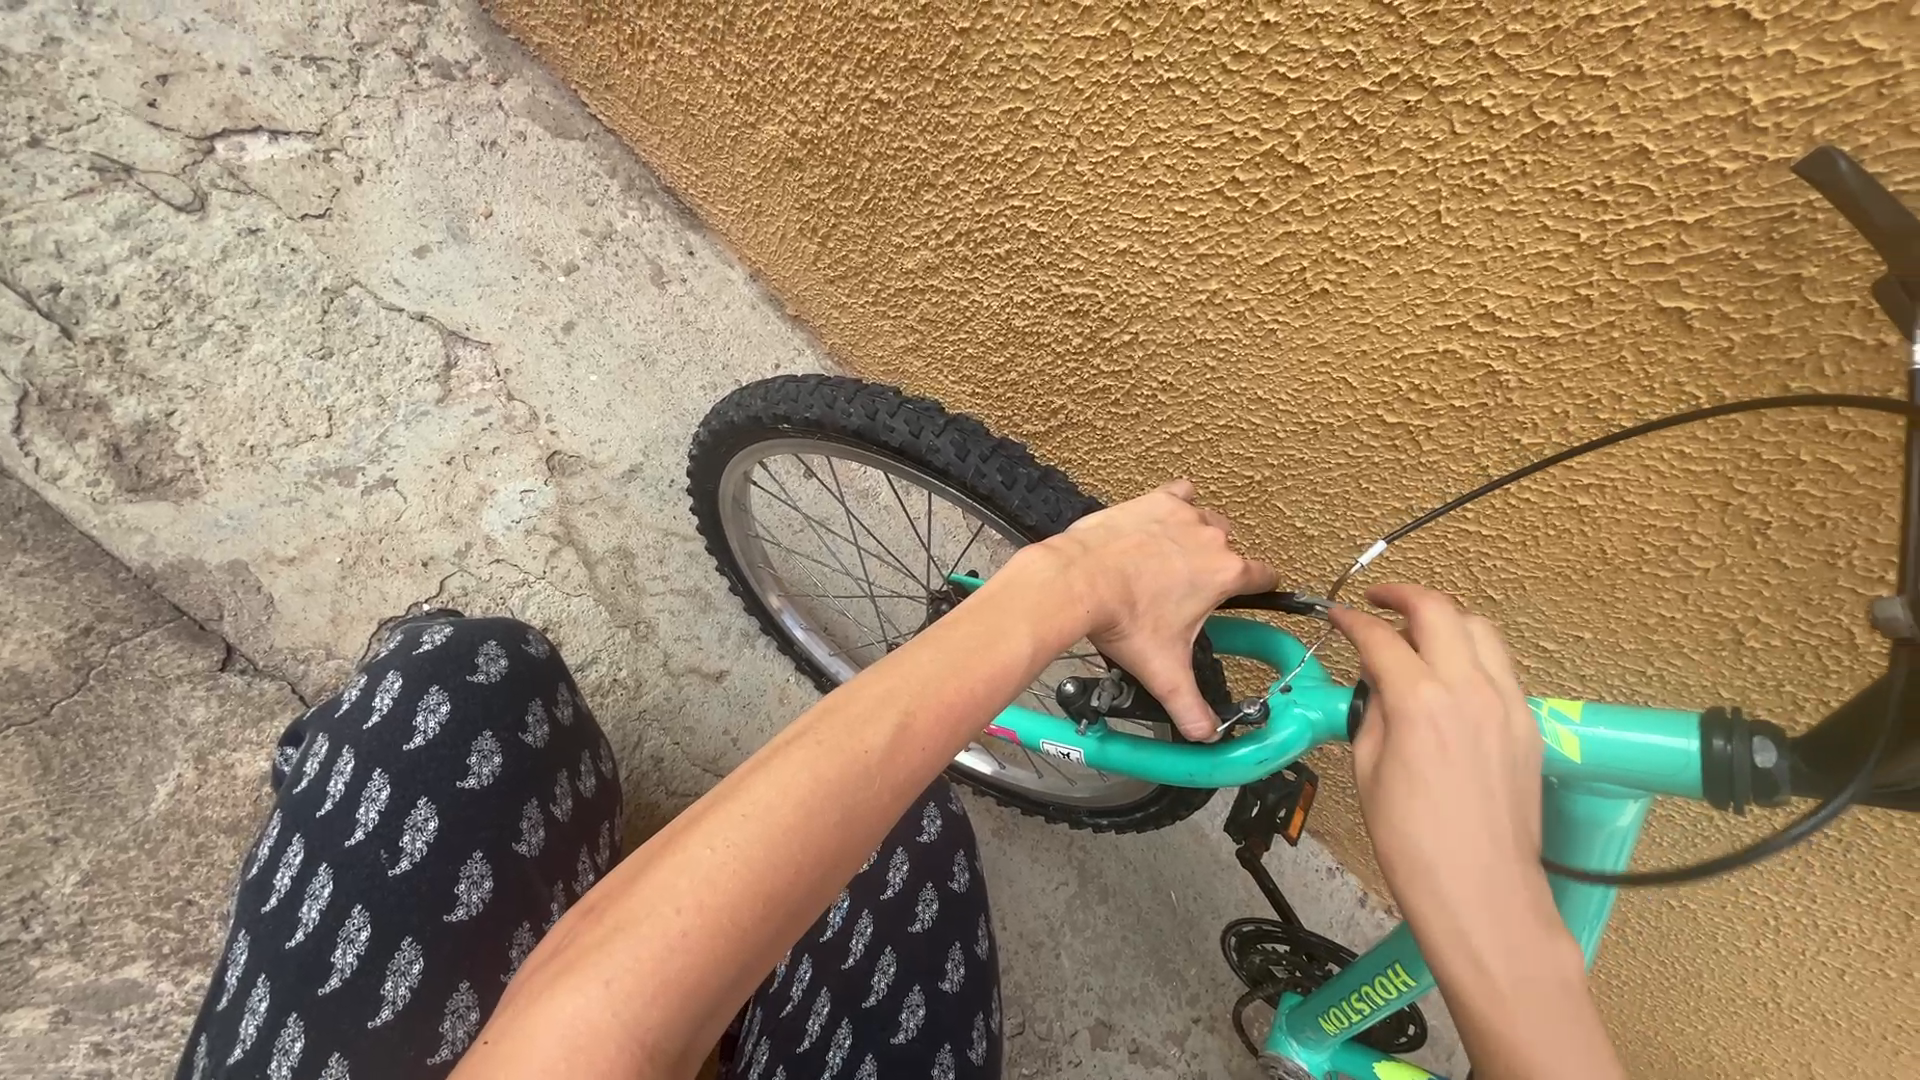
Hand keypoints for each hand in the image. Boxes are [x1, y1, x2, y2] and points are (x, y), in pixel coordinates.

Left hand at [1026, 480, 1275, 740]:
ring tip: (1171, 558)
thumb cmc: (1123, 621)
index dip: (1262, 587)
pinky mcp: (1152, 501)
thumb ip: (1191, 707)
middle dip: (1215, 566)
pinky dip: (1176, 502)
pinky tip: (1164, 516)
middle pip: (1230, 548)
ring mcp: (1181, 515)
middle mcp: (1211, 538)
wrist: (1078, 582)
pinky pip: (1179, 492)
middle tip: (1187, 588)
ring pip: (1205, 520)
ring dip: (1196, 536)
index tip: (1252, 594)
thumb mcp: (1164, 671)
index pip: (1265, 576)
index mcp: (1225, 575)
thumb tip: (1206, 736)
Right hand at [1330, 585, 1545, 917]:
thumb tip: (1377, 681)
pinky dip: (1471, 652)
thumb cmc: (1408, 836)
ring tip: (1416, 630)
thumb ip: (1373, 709)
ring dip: (1444, 618)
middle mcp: (1470, 690)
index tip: (1335, 616)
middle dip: (1402, 595)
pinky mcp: (1528, 725)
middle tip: (1376, 601)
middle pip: (1439, 612)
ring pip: (1480, 629)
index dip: (1351, 621)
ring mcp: (1507, 704)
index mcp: (1420, 702)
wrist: (1480, 888)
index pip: (1380, 638)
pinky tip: (1449, 673)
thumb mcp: (1368, 764)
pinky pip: (1500, 666)